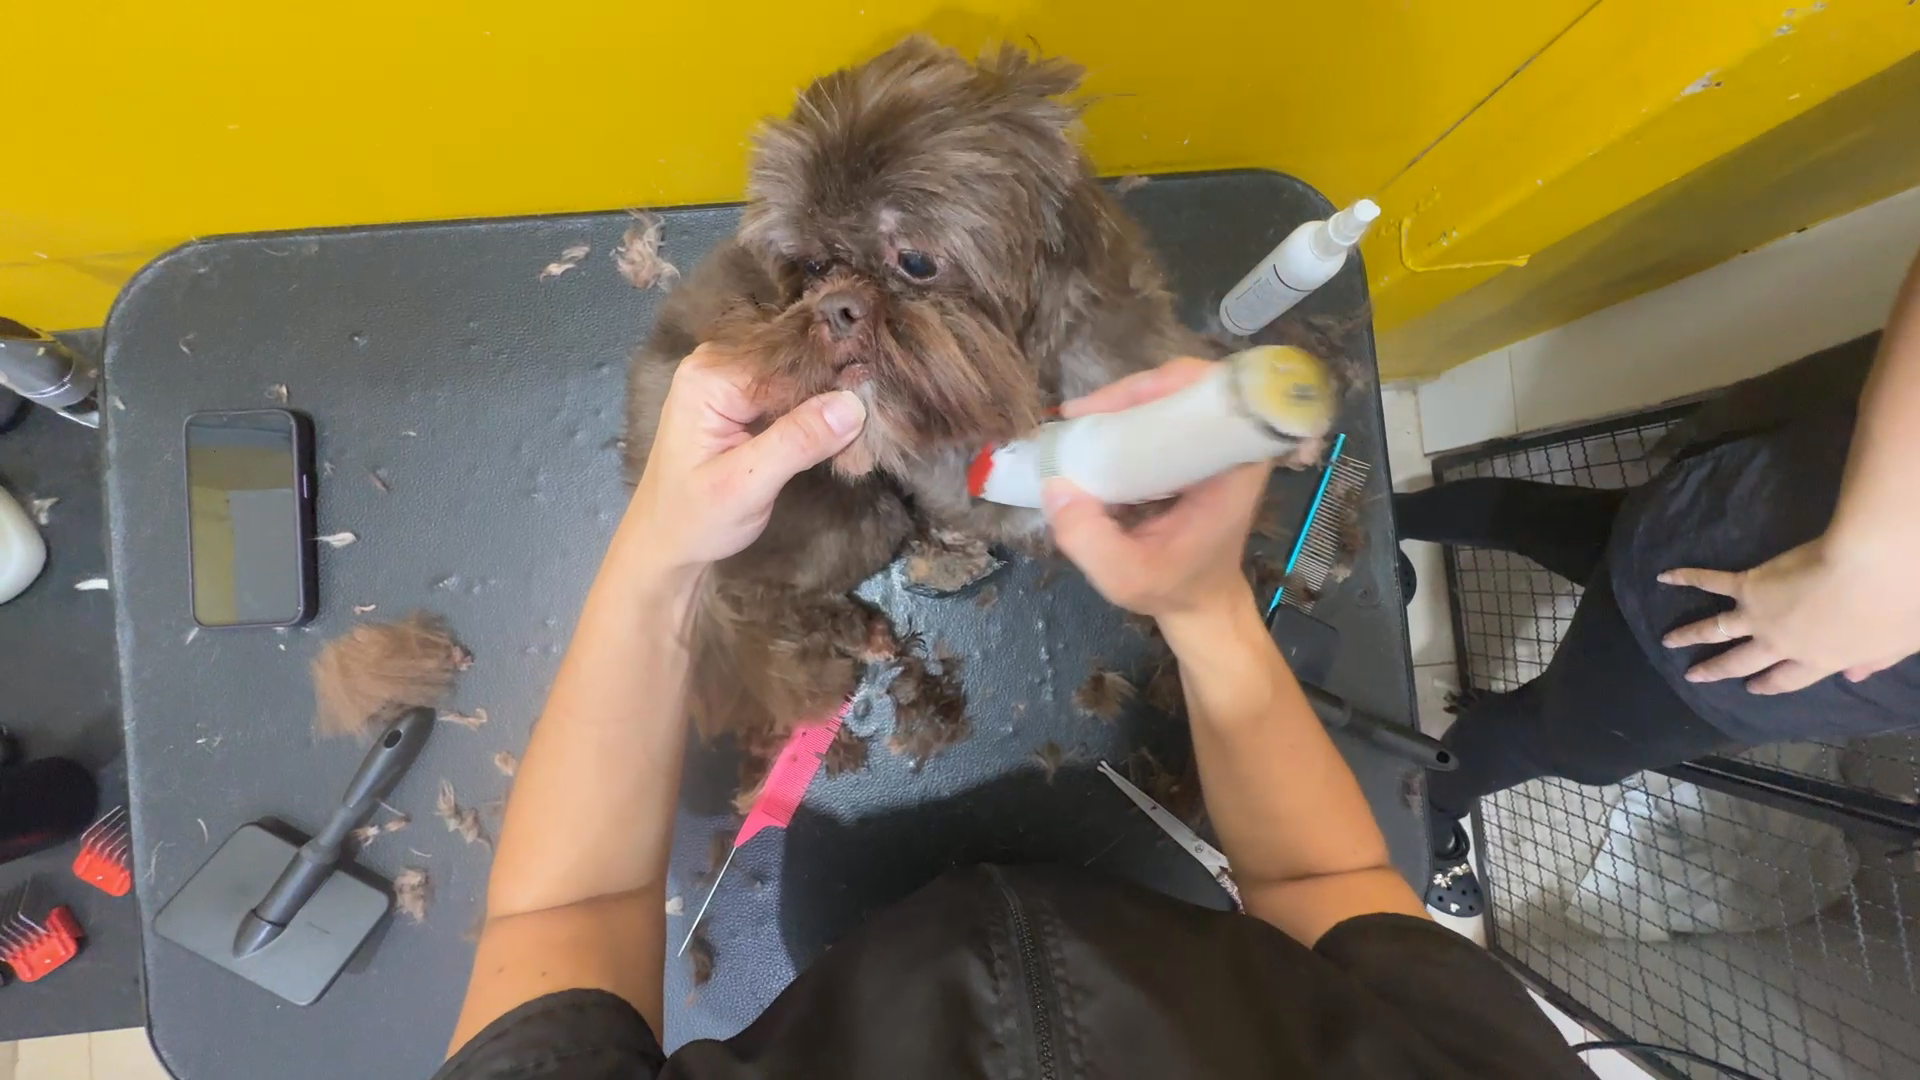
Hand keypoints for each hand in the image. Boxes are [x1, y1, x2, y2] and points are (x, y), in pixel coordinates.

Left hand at [623, 344, 865, 576]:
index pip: (789, 359)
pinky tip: (843, 426)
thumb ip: (797, 442)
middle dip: (836, 385)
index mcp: (710, 375)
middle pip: (795, 361)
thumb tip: (853, 404)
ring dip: (830, 399)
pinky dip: (817, 411)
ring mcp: (731, 381)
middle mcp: (718, 365)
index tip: (876, 388)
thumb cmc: (696, 520)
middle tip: (878, 407)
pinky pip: (790, 395)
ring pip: (798, 378)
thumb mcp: (747, 484)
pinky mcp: (743, 401)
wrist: (666, 545)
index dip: (834, 373)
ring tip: (869, 416)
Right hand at [1042, 357, 1268, 626]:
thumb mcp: (1125, 576)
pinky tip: (1091, 438)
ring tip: (1078, 427)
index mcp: (1234, 466)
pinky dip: (1123, 421)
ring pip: (1167, 400)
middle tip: (1078, 418)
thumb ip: (1089, 540)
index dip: (1156, 388)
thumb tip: (1055, 487)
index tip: (1106, 412)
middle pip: (1182, 388)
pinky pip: (1159, 419)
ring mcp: (1211, 447)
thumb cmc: (1173, 588)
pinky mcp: (1192, 453)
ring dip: (1120, 407)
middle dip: (1126, 396)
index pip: (1207, 393)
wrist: (1199, 604)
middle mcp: (1229, 447)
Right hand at [1659, 536, 1919, 693]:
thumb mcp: (1900, 643)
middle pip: (1739, 661)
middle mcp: (1779, 642)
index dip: (1768, 685)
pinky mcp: (1745, 586)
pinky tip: (1664, 577)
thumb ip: (1876, 660)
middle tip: (1693, 674)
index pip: (1787, 679)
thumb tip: (1856, 676)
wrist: (1873, 570)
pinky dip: (1685, 578)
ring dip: (1688, 635)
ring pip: (1713, 629)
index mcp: (1819, 658)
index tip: (1751, 688)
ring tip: (1667, 640)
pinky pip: (1709, 582)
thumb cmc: (1900, 608)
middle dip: (1715, 669)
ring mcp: (1756, 614)